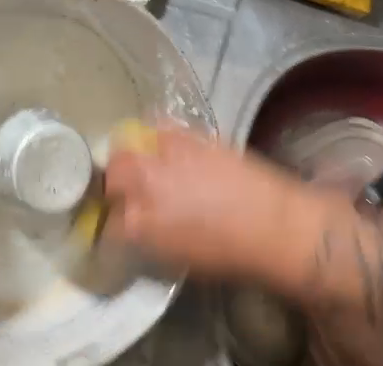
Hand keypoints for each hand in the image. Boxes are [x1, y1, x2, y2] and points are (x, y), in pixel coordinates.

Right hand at [101, 126, 331, 287]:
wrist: (272, 223)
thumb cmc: (229, 254)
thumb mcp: (179, 257)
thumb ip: (151, 237)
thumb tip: (140, 225)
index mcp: (142, 224)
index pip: (110, 221)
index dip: (114, 222)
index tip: (122, 223)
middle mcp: (146, 183)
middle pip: (112, 172)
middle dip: (114, 181)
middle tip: (126, 189)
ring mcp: (166, 154)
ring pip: (130, 143)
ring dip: (132, 153)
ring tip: (144, 162)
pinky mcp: (188, 133)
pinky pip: (160, 125)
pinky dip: (157, 134)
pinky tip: (165, 145)